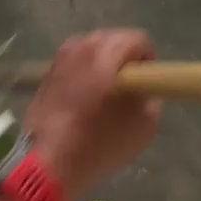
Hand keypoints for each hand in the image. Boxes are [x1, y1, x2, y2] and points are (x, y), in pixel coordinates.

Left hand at [25, 29, 162, 194]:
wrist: (49, 161)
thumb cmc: (100, 141)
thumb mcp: (145, 124)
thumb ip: (151, 96)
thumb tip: (144, 89)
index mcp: (109, 51)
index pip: (140, 40)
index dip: (149, 61)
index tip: (147, 85)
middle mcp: (84, 43)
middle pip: (116, 39)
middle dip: (126, 60)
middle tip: (128, 91)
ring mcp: (62, 55)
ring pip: (94, 49)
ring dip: (104, 65)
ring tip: (105, 96)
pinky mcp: (48, 70)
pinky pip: (76, 63)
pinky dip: (85, 74)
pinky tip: (84, 101)